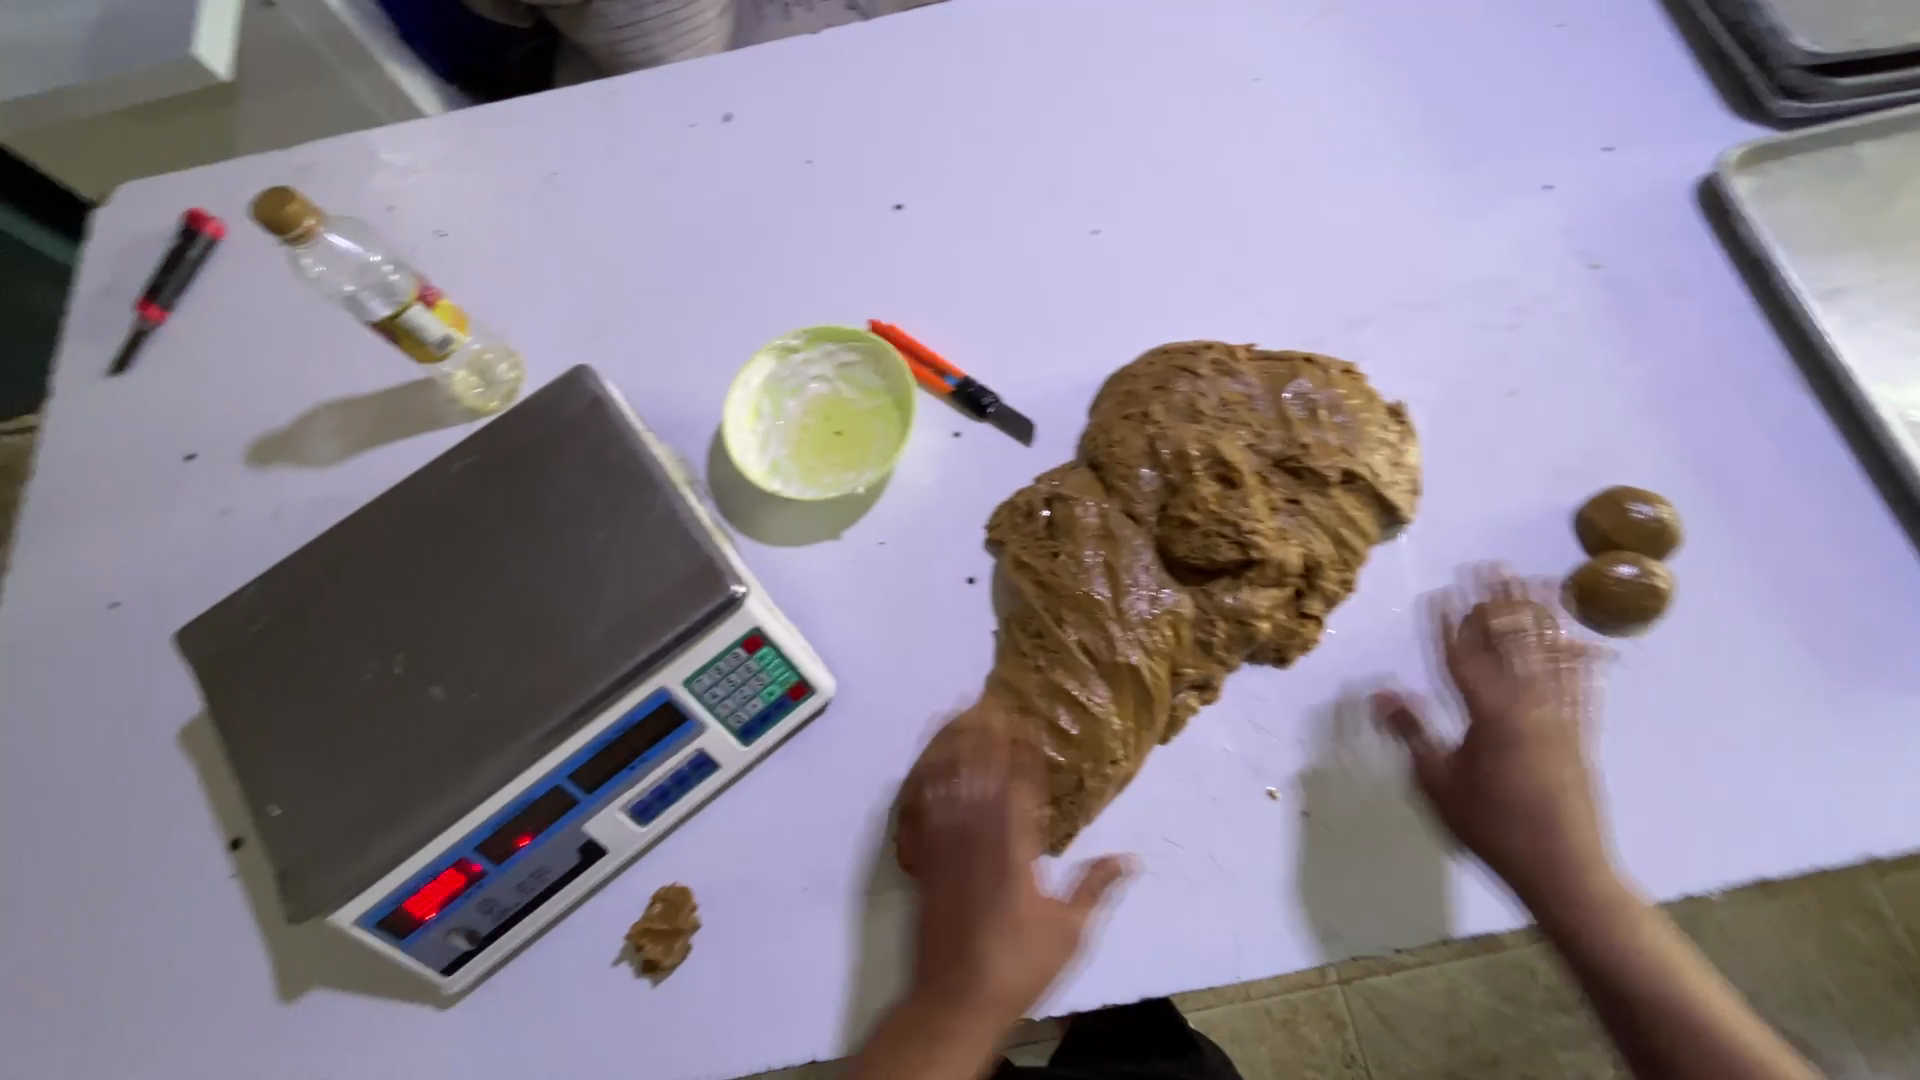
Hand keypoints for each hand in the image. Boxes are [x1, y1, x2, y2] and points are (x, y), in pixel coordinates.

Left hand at [895, 701, 1131, 1025]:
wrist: (957, 998)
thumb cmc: (1019, 964)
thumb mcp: (1070, 931)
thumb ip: (1096, 887)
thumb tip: (1131, 858)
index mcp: (1018, 850)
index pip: (1021, 786)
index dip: (1022, 751)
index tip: (1025, 722)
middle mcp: (980, 838)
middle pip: (980, 774)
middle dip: (984, 736)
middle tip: (985, 702)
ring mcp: (948, 848)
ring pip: (948, 786)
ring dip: (951, 749)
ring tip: (952, 716)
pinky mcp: (925, 862)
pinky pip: (923, 813)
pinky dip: (926, 784)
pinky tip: (926, 766)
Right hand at [1376, 566, 1612, 902]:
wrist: (1563, 869)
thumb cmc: (1490, 826)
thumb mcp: (1436, 781)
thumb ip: (1412, 732)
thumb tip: (1382, 691)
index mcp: (1488, 714)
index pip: (1461, 657)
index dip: (1448, 623)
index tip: (1440, 591)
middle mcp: (1527, 706)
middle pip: (1509, 643)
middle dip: (1496, 602)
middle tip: (1491, 565)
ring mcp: (1558, 718)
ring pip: (1547, 656)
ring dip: (1539, 617)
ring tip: (1536, 584)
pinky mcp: (1579, 735)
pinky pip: (1580, 687)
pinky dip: (1579, 659)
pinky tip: (1582, 640)